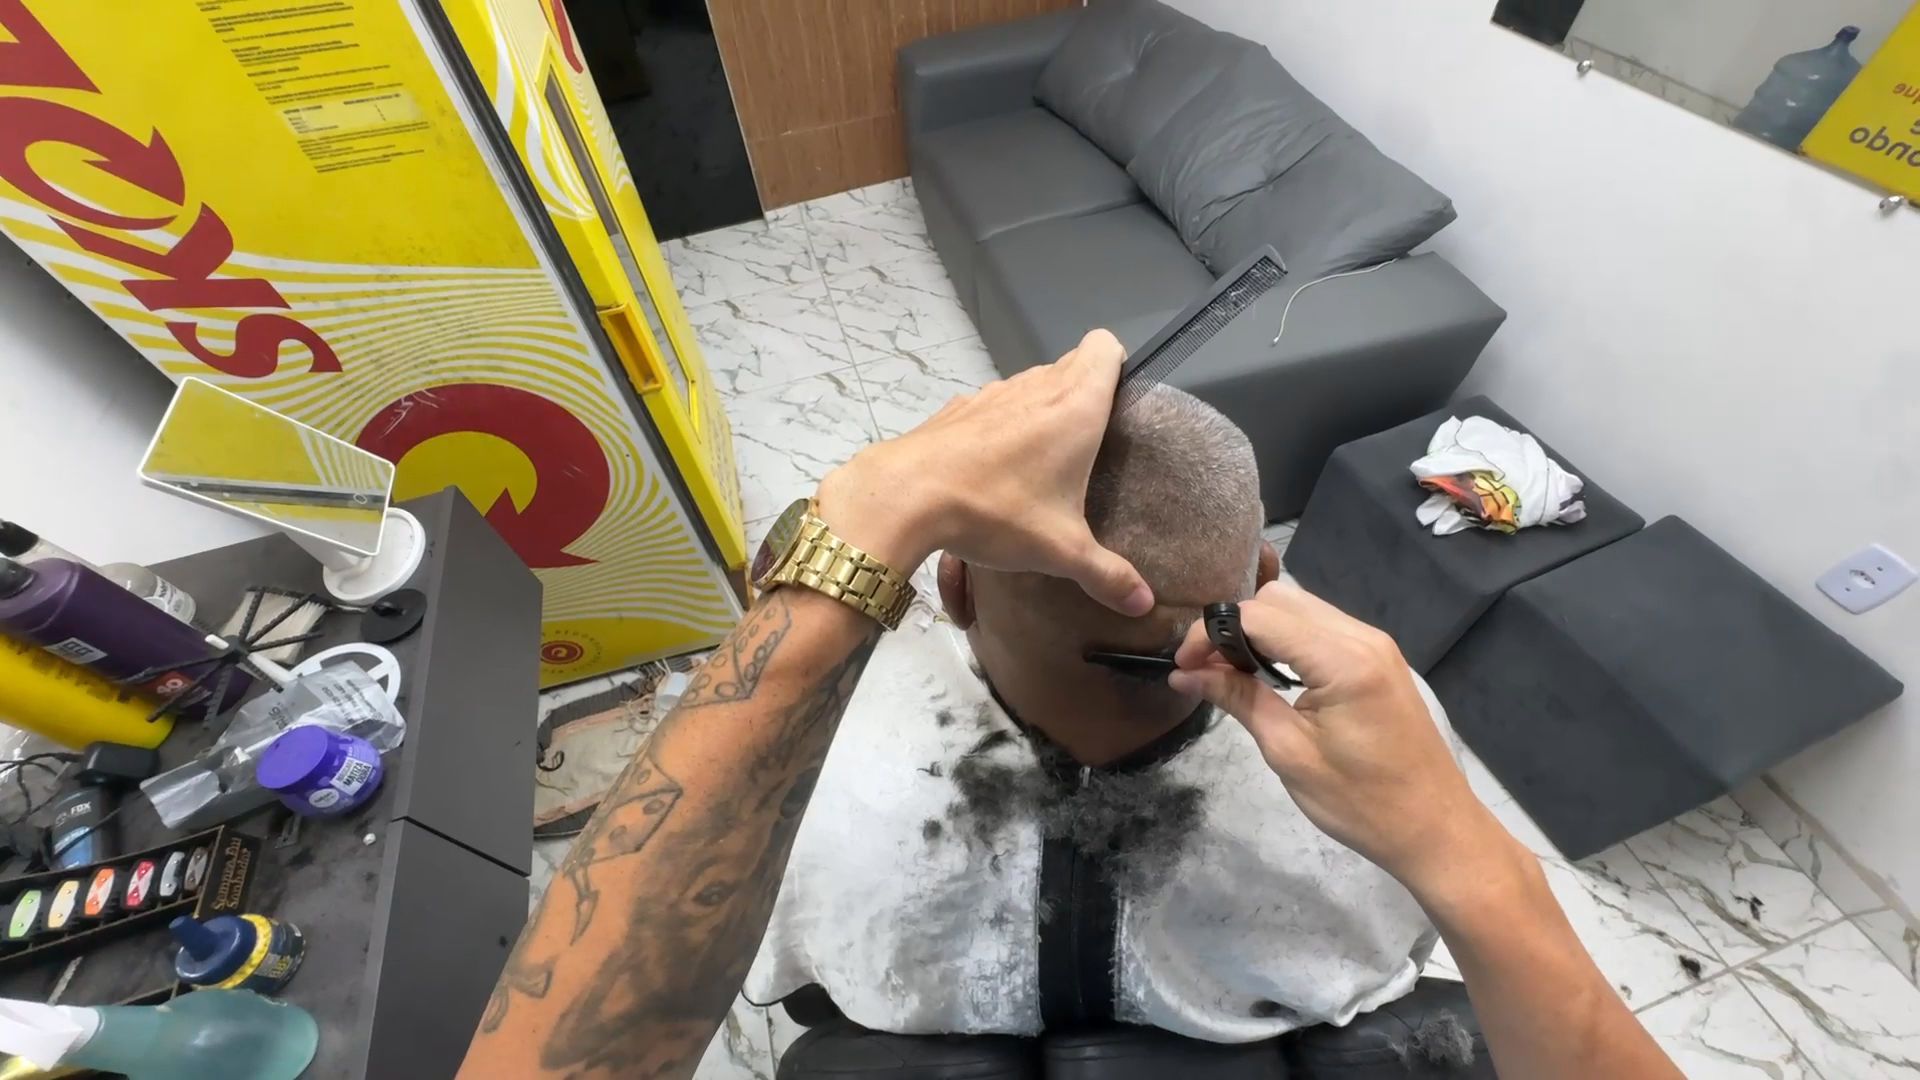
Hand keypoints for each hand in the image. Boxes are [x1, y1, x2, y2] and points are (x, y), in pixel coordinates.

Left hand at [815, 329, 1152, 615]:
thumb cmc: (997, 512)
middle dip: (1082, 393)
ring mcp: (991, 393)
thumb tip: (1145, 604)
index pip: (1105, 346)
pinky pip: (991, 405)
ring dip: (1040, 409)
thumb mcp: (1059, 549)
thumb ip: (1106, 574)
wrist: (906, 495)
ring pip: (1029, 384)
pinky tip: (989, 467)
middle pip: (1070, 363)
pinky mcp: (956, 408)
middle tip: (1085, 444)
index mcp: (1074, 407)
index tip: (1116, 402)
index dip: (1116, 363)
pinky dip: (999, 424)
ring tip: (1037, 460)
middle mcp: (1035, 387)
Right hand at [1168, 581, 1496, 886]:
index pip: (1258, 618)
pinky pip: (1318, 626)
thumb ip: (1237, 698)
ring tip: (1231, 671)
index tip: (1184, 664)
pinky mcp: (1377, 656)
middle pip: (1277, 599)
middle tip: (1206, 669)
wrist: (1437, 832)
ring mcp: (1374, 644)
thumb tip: (1184, 674)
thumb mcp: (1288, 752)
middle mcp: (1362, 637)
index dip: (1211, 632)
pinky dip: (1283, 639)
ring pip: (1297, 607)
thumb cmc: (1361, 803)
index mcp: (1343, 660)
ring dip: (1257, 631)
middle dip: (1232, 626)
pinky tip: (1268, 672)